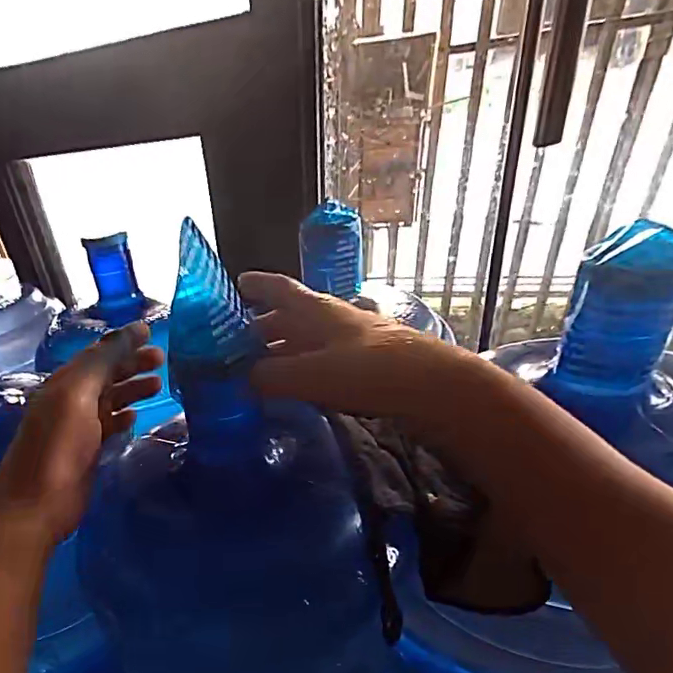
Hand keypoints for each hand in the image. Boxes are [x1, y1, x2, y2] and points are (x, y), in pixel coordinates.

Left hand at [0, 322, 163, 549]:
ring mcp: (77, 428)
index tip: (151, 332)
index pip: (97, 354)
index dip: (123, 342)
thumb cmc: (57, 448)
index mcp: (63, 384)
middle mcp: (68, 401)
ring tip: (159, 384)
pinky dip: (123, 416)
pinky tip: (137, 416)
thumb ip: (101, 363)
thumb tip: (129, 332)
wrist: (37, 505)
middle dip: (132, 363)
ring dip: (132, 388)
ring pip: (109, 399)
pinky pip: (108, 425)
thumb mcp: (77, 396)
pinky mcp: (86, 453)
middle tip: (162, 359)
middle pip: (105, 375)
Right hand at [240, 272, 488, 420]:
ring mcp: (357, 344)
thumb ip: (274, 376)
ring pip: (312, 344)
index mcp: (320, 311)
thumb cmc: (371, 370)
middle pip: (294, 320)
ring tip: (264, 371)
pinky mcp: (372, 368)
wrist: (434, 388)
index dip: (259, 286)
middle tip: (240, 346)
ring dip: (287, 354)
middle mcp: (338, 321)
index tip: (238, 283)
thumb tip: (245, 380)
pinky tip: (304, 389)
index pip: (282, 290)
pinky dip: (308, 373)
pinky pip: (329, 365)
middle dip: (266, 329)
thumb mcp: (314, 373)